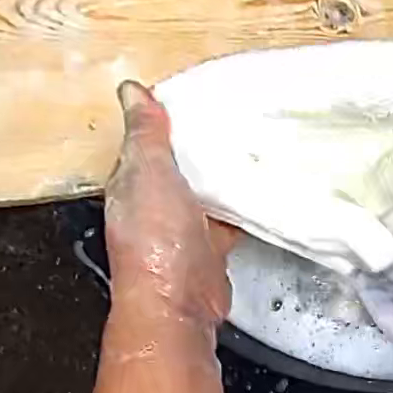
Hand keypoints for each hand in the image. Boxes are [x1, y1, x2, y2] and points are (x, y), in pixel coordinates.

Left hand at [104, 81, 237, 325]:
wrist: (179, 301)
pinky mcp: (211, 246)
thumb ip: (145, 135)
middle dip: (203, 145)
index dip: (169, 119)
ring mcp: (185, 226)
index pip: (149, 141)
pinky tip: (261, 189)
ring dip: (224, 176)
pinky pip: (229, 218)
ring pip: (206, 191)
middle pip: (182, 166)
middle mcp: (156, 203)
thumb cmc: (157, 239)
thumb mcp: (148, 173)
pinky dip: (242, 206)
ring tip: (253, 146)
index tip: (201, 96)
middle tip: (237, 116)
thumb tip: (131, 90)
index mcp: (133, 181)